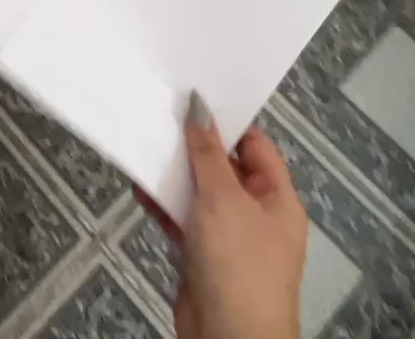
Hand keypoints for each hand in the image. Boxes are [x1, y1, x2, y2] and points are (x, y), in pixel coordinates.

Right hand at [138, 95, 307, 338]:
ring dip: (173, 174)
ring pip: (199, 193)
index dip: (227, 123)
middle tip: (159, 115)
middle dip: (193, 147)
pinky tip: (138, 186)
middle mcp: (256, 215)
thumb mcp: (223, 197)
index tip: (191, 98)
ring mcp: (228, 236)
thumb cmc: (237, 259)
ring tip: (142, 144)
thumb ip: (207, 151)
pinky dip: (163, 202)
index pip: (256, 147)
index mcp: (277, 200)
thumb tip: (199, 105)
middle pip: (224, 168)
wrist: (228, 335)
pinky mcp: (202, 253)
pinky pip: (182, 217)